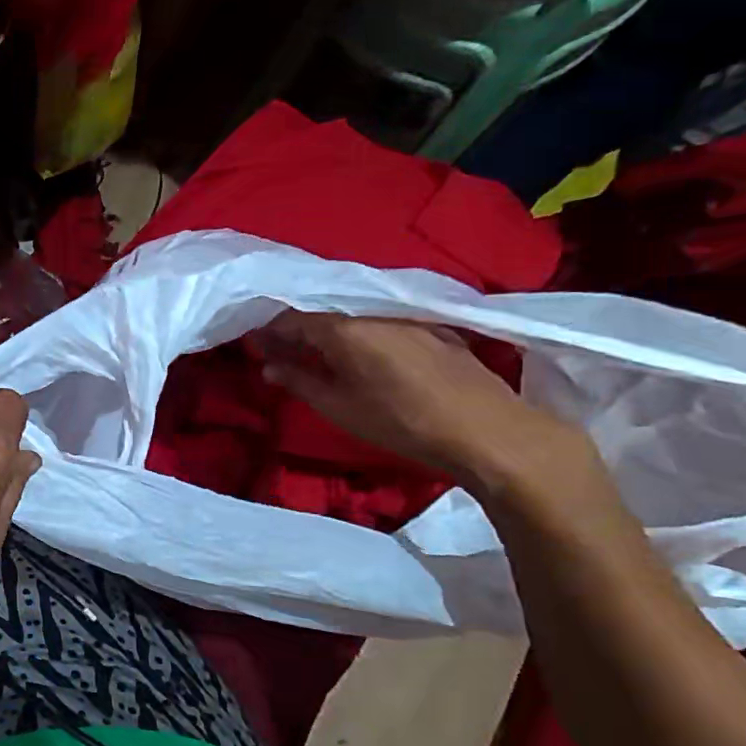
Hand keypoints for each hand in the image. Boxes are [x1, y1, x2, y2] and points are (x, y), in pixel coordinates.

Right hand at [249, 311, 586, 492]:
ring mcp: (410, 319)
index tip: (256, 346)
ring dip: (331, 333)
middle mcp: (375, 313)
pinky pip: (384, 324)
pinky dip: (363, 336)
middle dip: (297, 330)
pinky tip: (363, 358)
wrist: (489, 433)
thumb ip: (298, 380)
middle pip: (324, 313)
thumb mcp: (336, 406)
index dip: (269, 330)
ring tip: (319, 356)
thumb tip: (269, 366)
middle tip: (281, 353)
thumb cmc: (400, 421)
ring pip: (355, 318)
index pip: (291, 317)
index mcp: (344, 328)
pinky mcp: (437, 331)